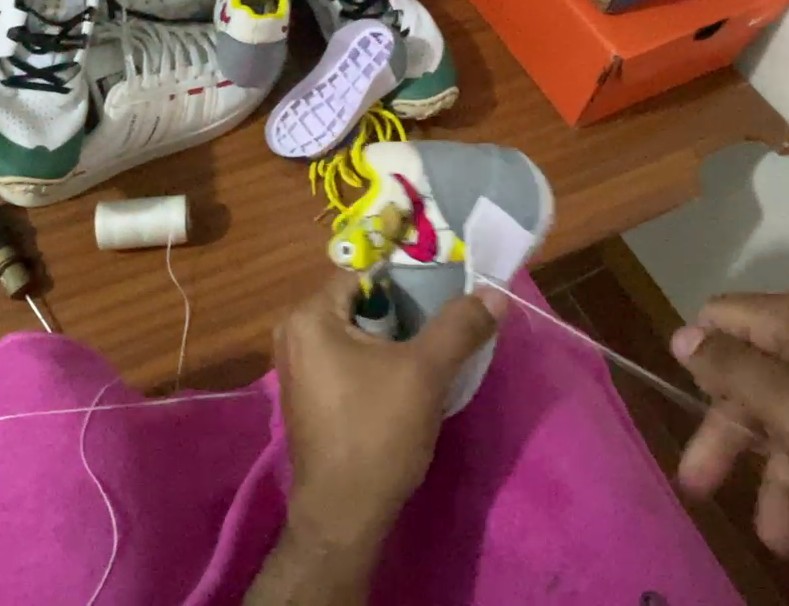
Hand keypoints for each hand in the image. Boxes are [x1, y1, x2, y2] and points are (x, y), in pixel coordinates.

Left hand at [273, 271, 503, 552]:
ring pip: (354, 332)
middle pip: (357, 301)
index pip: (362, 274)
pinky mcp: (308, 394)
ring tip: (431, 348)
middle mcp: (293, 333)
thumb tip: (494, 293)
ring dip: (391, 337)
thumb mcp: (425, 372)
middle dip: (401, 310)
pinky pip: (345, 358)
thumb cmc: (377, 432)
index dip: (405, 278)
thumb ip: (459, 326)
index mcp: (309, 316)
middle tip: (442, 320)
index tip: (443, 288)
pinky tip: (405, 378)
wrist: (344, 515)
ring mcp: (296, 366)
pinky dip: (374, 360)